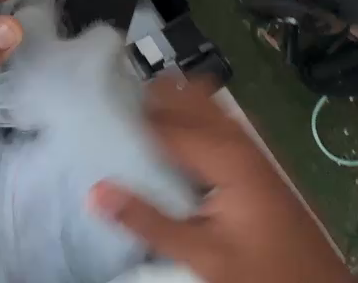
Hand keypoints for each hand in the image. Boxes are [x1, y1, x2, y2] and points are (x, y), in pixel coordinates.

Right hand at [89, 77, 354, 282]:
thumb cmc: (262, 270)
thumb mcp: (202, 254)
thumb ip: (148, 221)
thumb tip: (95, 191)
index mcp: (222, 152)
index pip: (164, 115)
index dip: (131, 109)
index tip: (99, 106)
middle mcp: (237, 138)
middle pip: (188, 93)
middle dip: (154, 94)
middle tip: (116, 105)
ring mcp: (249, 147)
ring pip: (204, 102)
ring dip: (173, 101)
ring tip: (137, 114)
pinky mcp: (254, 161)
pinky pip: (216, 120)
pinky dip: (190, 116)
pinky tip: (173, 138)